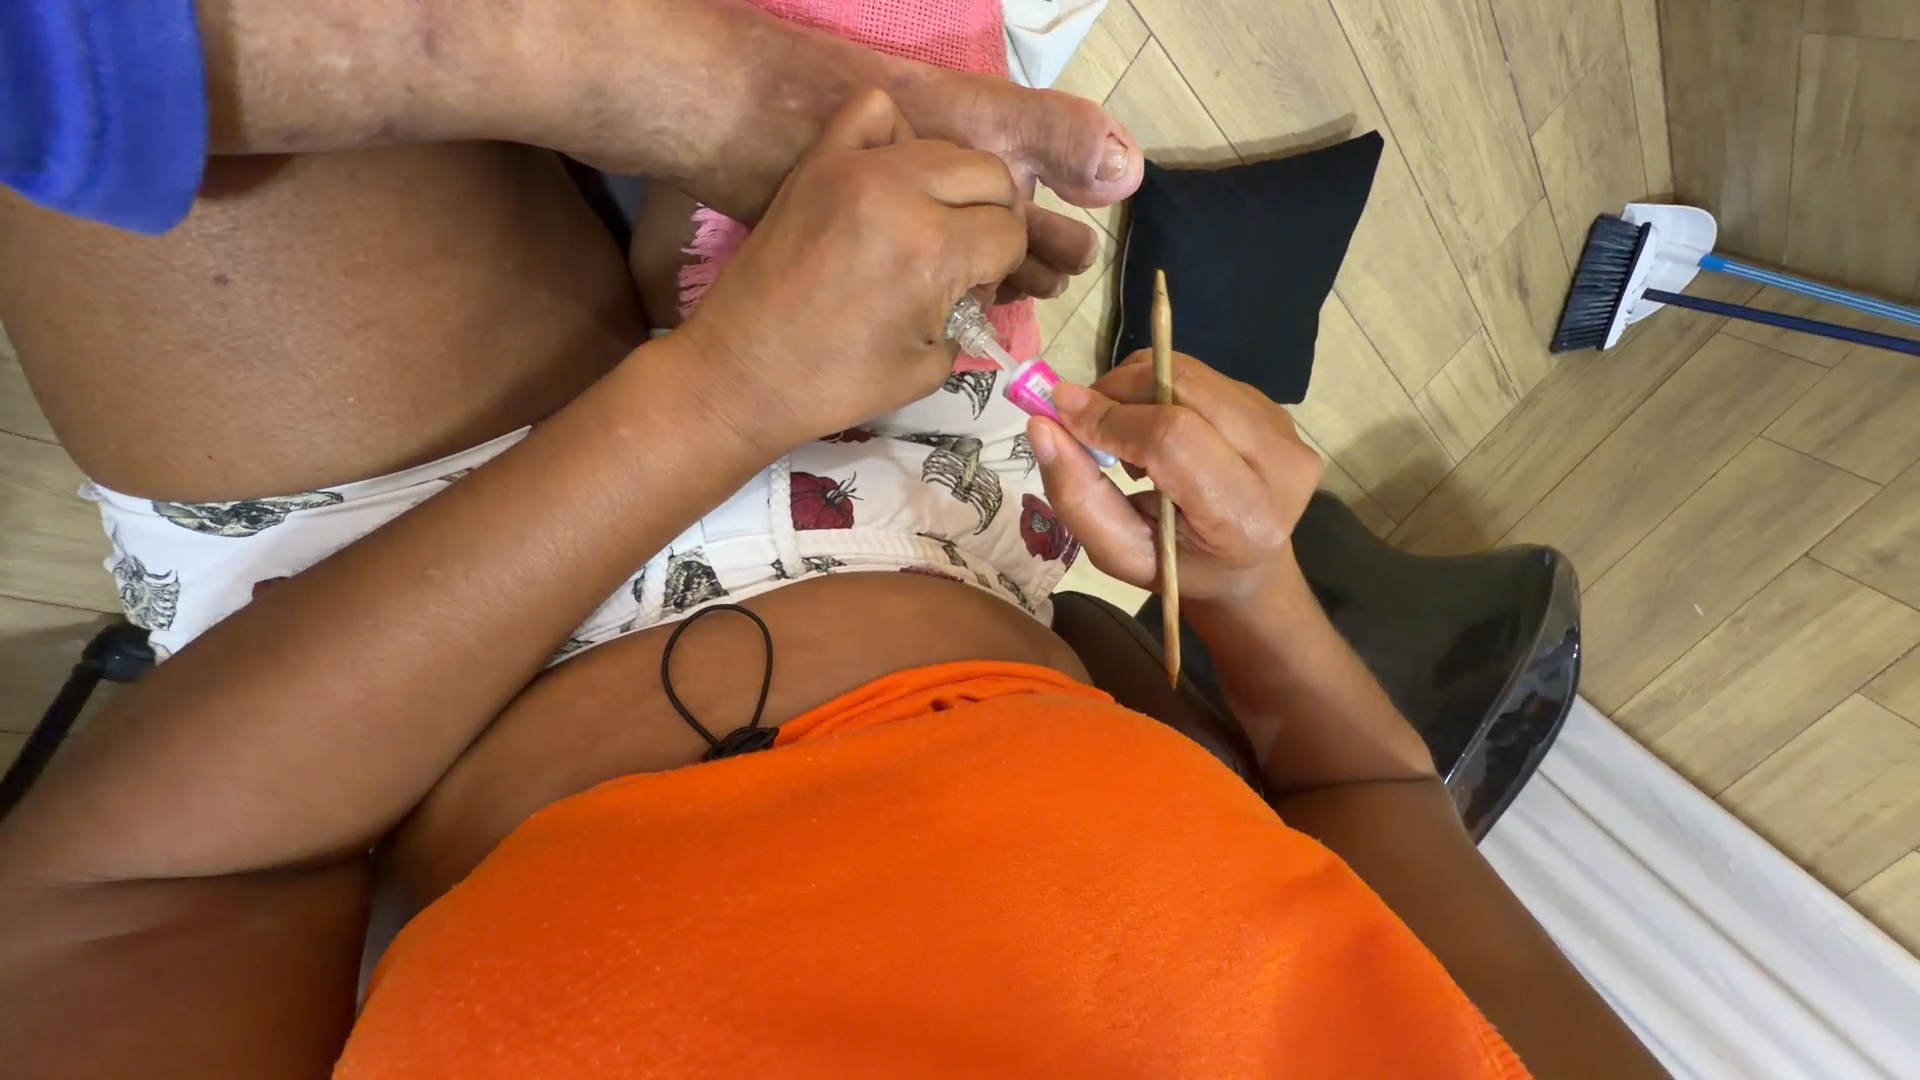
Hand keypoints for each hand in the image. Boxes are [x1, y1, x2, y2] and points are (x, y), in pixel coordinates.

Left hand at [674, 90, 1028, 450]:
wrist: (743, 373)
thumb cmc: (837, 386)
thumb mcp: (928, 368)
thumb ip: (971, 314)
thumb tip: (982, 281)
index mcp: (932, 252)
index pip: (1010, 232)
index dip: (1005, 267)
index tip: (979, 291)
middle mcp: (899, 192)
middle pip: (990, 177)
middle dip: (993, 221)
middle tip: (967, 260)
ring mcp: (853, 167)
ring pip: (943, 147)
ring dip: (954, 187)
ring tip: (930, 227)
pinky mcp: (817, 162)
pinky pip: (875, 112)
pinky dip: (898, 138)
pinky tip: (890, 183)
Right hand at [1029, 351, 1323, 603]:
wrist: (1243, 566)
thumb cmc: (1175, 568)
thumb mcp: (1118, 553)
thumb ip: (1078, 496)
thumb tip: (1042, 425)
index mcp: (1243, 515)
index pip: (1172, 437)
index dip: (1110, 418)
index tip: (1059, 414)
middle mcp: (1279, 461)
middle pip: (1182, 385)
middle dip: (1117, 390)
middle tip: (1083, 420)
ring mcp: (1283, 427)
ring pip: (1187, 371)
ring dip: (1135, 389)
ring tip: (1123, 435)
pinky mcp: (1274, 407)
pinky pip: (1199, 375)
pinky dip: (1158, 391)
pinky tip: (1155, 431)